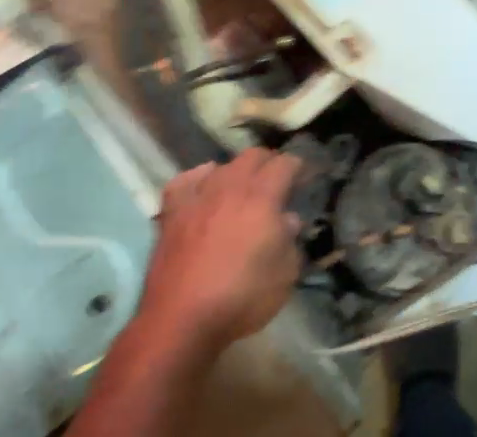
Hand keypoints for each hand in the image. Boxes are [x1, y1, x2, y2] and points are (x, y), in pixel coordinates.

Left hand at [139, 149, 302, 348]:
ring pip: (221, 165)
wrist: (181, 321)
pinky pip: (186, 181)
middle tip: (277, 183)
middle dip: (269, 163)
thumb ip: (290, 240)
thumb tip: (286, 220)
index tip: (305, 178)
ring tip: (241, 191)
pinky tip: (203, 189)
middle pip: (253, 156)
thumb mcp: (285, 275)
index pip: (285, 164)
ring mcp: (198, 197)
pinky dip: (199, 179)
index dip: (298, 167)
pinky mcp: (171, 213)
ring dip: (236, 173)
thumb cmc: (241, 298)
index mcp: (262, 198)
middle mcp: (230, 187)